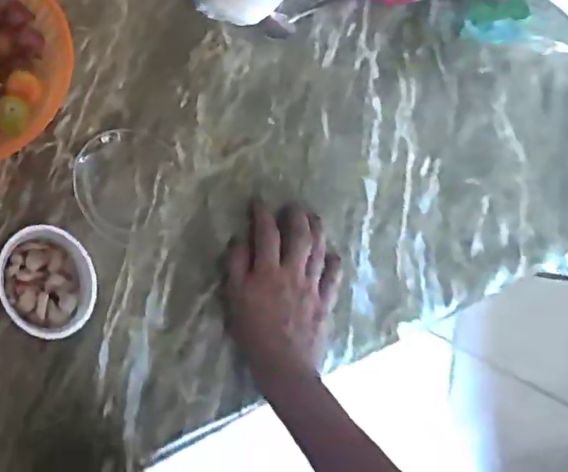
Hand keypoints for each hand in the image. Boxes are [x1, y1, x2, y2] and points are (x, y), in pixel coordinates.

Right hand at [223, 200, 342, 385]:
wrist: (285, 366)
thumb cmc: (252, 329)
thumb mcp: (233, 295)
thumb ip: (236, 264)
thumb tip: (240, 239)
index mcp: (267, 270)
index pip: (265, 232)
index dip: (262, 213)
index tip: (258, 201)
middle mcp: (292, 273)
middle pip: (299, 237)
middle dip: (296, 217)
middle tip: (293, 204)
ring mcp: (312, 288)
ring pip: (319, 252)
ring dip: (317, 231)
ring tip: (314, 218)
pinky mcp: (325, 303)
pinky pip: (333, 277)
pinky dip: (333, 261)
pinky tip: (332, 253)